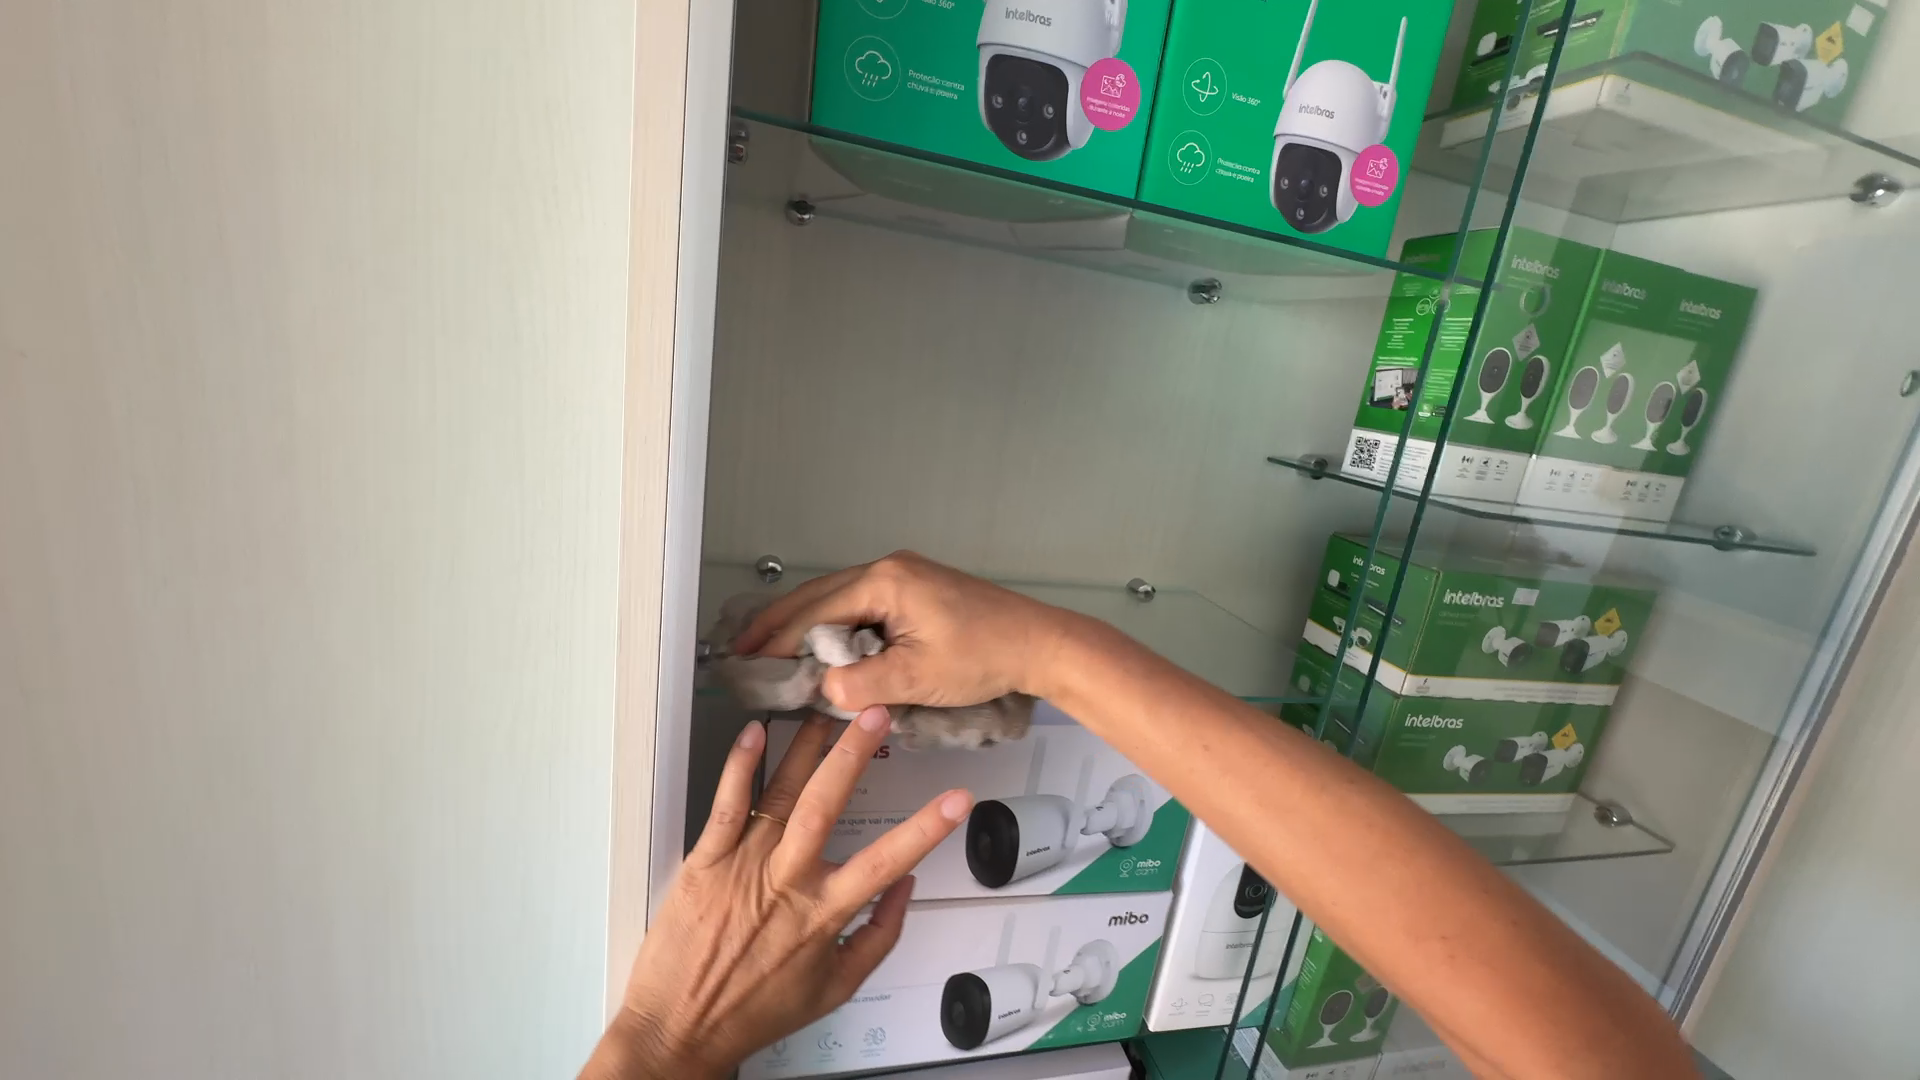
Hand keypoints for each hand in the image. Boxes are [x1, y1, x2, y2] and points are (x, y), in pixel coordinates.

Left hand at [581, 708, 972, 1079]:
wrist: (678, 1030)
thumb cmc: (758, 1009)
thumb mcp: (837, 987)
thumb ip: (880, 935)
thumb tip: (907, 884)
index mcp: (822, 913)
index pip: (886, 862)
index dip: (926, 828)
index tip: (958, 797)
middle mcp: (786, 880)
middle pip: (824, 806)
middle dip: (852, 755)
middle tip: (876, 714)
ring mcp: (743, 865)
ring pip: (779, 795)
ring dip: (805, 748)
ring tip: (826, 710)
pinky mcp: (706, 860)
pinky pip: (724, 806)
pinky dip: (739, 767)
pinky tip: (755, 732)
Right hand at [731, 552, 1077, 713]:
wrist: (1038, 644)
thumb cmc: (982, 657)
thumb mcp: (917, 678)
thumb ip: (862, 683)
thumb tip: (823, 688)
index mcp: (886, 581)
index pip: (816, 609)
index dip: (778, 636)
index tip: (746, 659)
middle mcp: (890, 568)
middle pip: (822, 594)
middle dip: (782, 622)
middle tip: (744, 648)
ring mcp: (905, 575)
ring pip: (842, 598)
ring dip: (809, 623)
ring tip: (775, 649)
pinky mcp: (917, 589)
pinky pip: (864, 604)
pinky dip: (839, 624)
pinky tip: (826, 645)